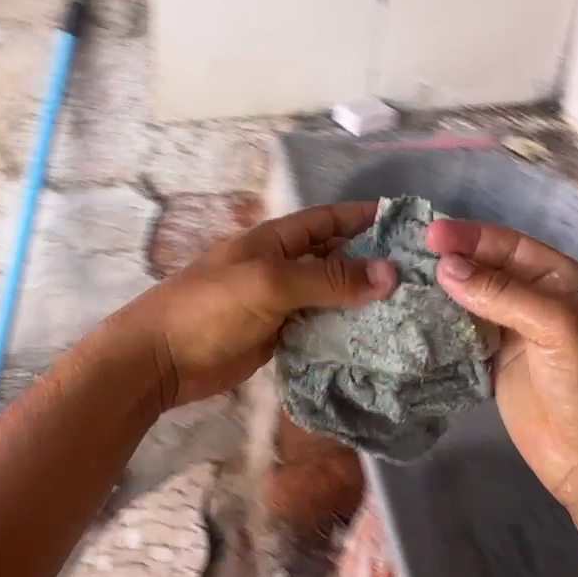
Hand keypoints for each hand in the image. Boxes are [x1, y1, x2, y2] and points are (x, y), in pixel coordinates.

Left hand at [108, 202, 395, 410]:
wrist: (157, 359)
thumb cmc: (211, 307)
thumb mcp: (272, 284)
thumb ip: (329, 279)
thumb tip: (390, 272)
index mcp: (276, 240)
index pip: (329, 220)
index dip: (364, 217)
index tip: (407, 222)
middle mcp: (281, 265)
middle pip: (334, 257)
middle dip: (372, 261)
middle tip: (420, 275)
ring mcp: (279, 302)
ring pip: (330, 295)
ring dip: (362, 300)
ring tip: (409, 309)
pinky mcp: (277, 336)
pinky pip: (318, 327)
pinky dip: (344, 331)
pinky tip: (374, 341)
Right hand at [429, 220, 577, 514]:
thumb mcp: (559, 329)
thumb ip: (503, 294)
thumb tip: (446, 266)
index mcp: (565, 281)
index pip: (512, 246)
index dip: (472, 237)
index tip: (430, 234)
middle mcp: (540, 300)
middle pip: (489, 268)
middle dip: (453, 259)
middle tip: (409, 253)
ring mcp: (517, 332)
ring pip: (473, 298)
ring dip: (442, 289)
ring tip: (403, 278)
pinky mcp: (497, 363)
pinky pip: (464, 333)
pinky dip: (441, 322)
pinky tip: (415, 313)